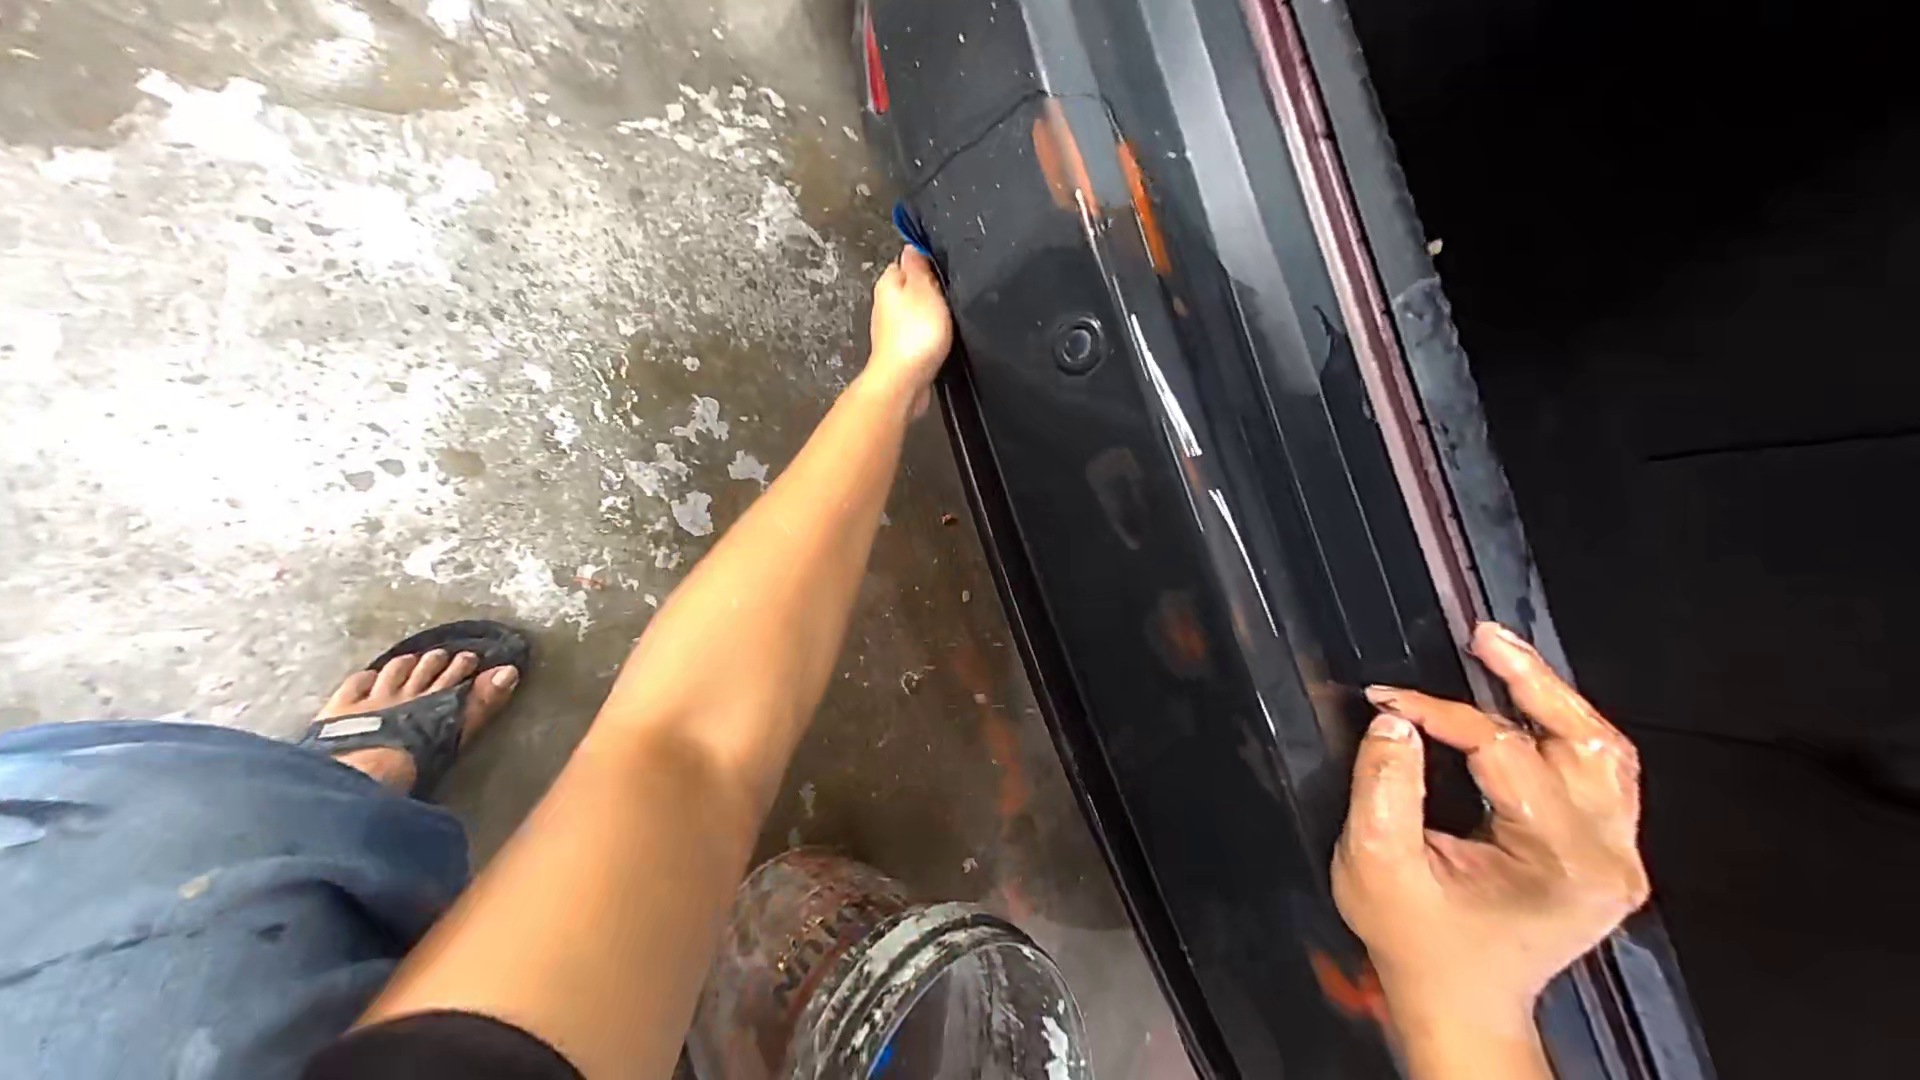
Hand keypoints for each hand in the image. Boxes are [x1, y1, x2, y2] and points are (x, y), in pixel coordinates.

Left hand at [864, 247, 952, 415]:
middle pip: (915, 290)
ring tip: (948, 323)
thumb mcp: (923, 288)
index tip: (947, 274)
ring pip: (918, 315)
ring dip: (933, 319)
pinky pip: (920, 338)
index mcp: (888, 283)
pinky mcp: (902, 353)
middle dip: (933, 294)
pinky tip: (940, 343)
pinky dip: (930, 339)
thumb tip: (912, 247)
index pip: (909, 261)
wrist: (904, 382)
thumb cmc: (915, 334)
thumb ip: (918, 265)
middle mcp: (886, 305)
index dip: (930, 265)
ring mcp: (892, 331)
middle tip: (951, 300)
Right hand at [1332, 622, 1647, 1037]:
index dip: (1439, 712)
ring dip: (1551, 696)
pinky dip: (1557, 726)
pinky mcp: (1599, 850)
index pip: (1504, 751)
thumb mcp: (1376, 862)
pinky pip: (1594, 771)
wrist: (1460, 997)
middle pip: (1587, 742)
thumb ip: (1383, 786)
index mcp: (1559, 861)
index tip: (1385, 698)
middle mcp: (1608, 856)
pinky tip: (1523, 700)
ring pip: (1602, 751)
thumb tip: (1394, 721)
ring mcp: (1614, 854)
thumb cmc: (1415, 939)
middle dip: (1530, 680)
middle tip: (1483, 636)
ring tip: (1501, 654)